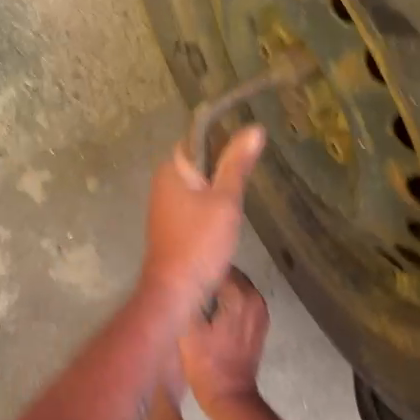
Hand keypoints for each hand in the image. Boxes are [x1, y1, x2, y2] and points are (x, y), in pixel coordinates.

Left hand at [141, 125, 265, 308]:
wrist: (175, 291)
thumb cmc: (199, 242)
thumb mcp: (225, 200)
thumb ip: (237, 164)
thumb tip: (254, 128)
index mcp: (171, 170)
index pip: (195, 138)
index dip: (221, 135)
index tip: (249, 139)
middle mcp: (163, 183)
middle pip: (197, 162)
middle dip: (223, 162)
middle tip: (256, 164)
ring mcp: (165, 206)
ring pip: (197, 185)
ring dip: (219, 185)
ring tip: (249, 185)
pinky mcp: (172, 226)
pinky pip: (195, 204)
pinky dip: (212, 204)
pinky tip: (230, 213)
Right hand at [181, 268, 269, 411]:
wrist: (229, 396)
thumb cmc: (205, 363)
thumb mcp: (187, 329)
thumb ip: (186, 298)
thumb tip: (179, 278)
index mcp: (238, 295)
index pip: (217, 267)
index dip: (198, 271)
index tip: (182, 279)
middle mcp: (254, 298)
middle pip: (229, 275)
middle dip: (209, 279)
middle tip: (187, 289)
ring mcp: (260, 311)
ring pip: (236, 288)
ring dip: (219, 291)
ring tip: (197, 300)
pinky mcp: (260, 324)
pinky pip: (242, 301)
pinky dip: (228, 302)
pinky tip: (210, 313)